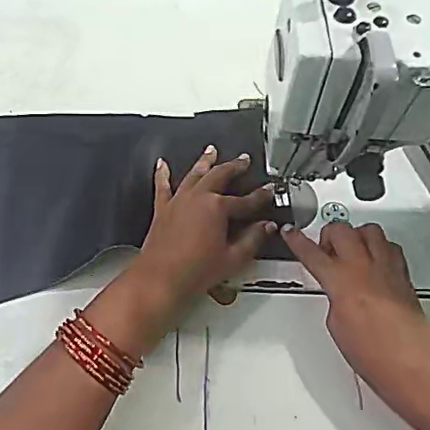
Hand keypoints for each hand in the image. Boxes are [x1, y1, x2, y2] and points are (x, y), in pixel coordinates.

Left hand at [89, 148, 273, 355]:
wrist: (160, 278)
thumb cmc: (193, 271)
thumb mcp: (233, 258)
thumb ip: (252, 240)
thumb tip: (264, 228)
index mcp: (217, 208)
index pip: (245, 200)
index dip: (260, 197)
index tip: (268, 192)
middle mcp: (197, 199)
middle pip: (220, 176)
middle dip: (234, 167)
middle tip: (243, 160)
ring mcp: (178, 202)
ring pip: (194, 174)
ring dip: (205, 162)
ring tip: (211, 151)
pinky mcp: (162, 210)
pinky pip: (162, 186)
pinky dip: (162, 173)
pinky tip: (162, 164)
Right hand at [284, 222, 429, 386]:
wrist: (411, 368)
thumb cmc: (377, 356)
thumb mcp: (336, 326)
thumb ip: (334, 297)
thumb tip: (338, 291)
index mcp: (341, 281)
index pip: (311, 252)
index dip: (296, 240)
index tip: (291, 233)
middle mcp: (365, 269)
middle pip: (341, 230)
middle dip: (328, 234)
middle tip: (324, 247)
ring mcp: (388, 270)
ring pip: (370, 230)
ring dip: (356, 235)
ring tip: (351, 249)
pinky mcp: (405, 277)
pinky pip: (391, 248)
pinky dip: (380, 248)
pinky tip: (375, 259)